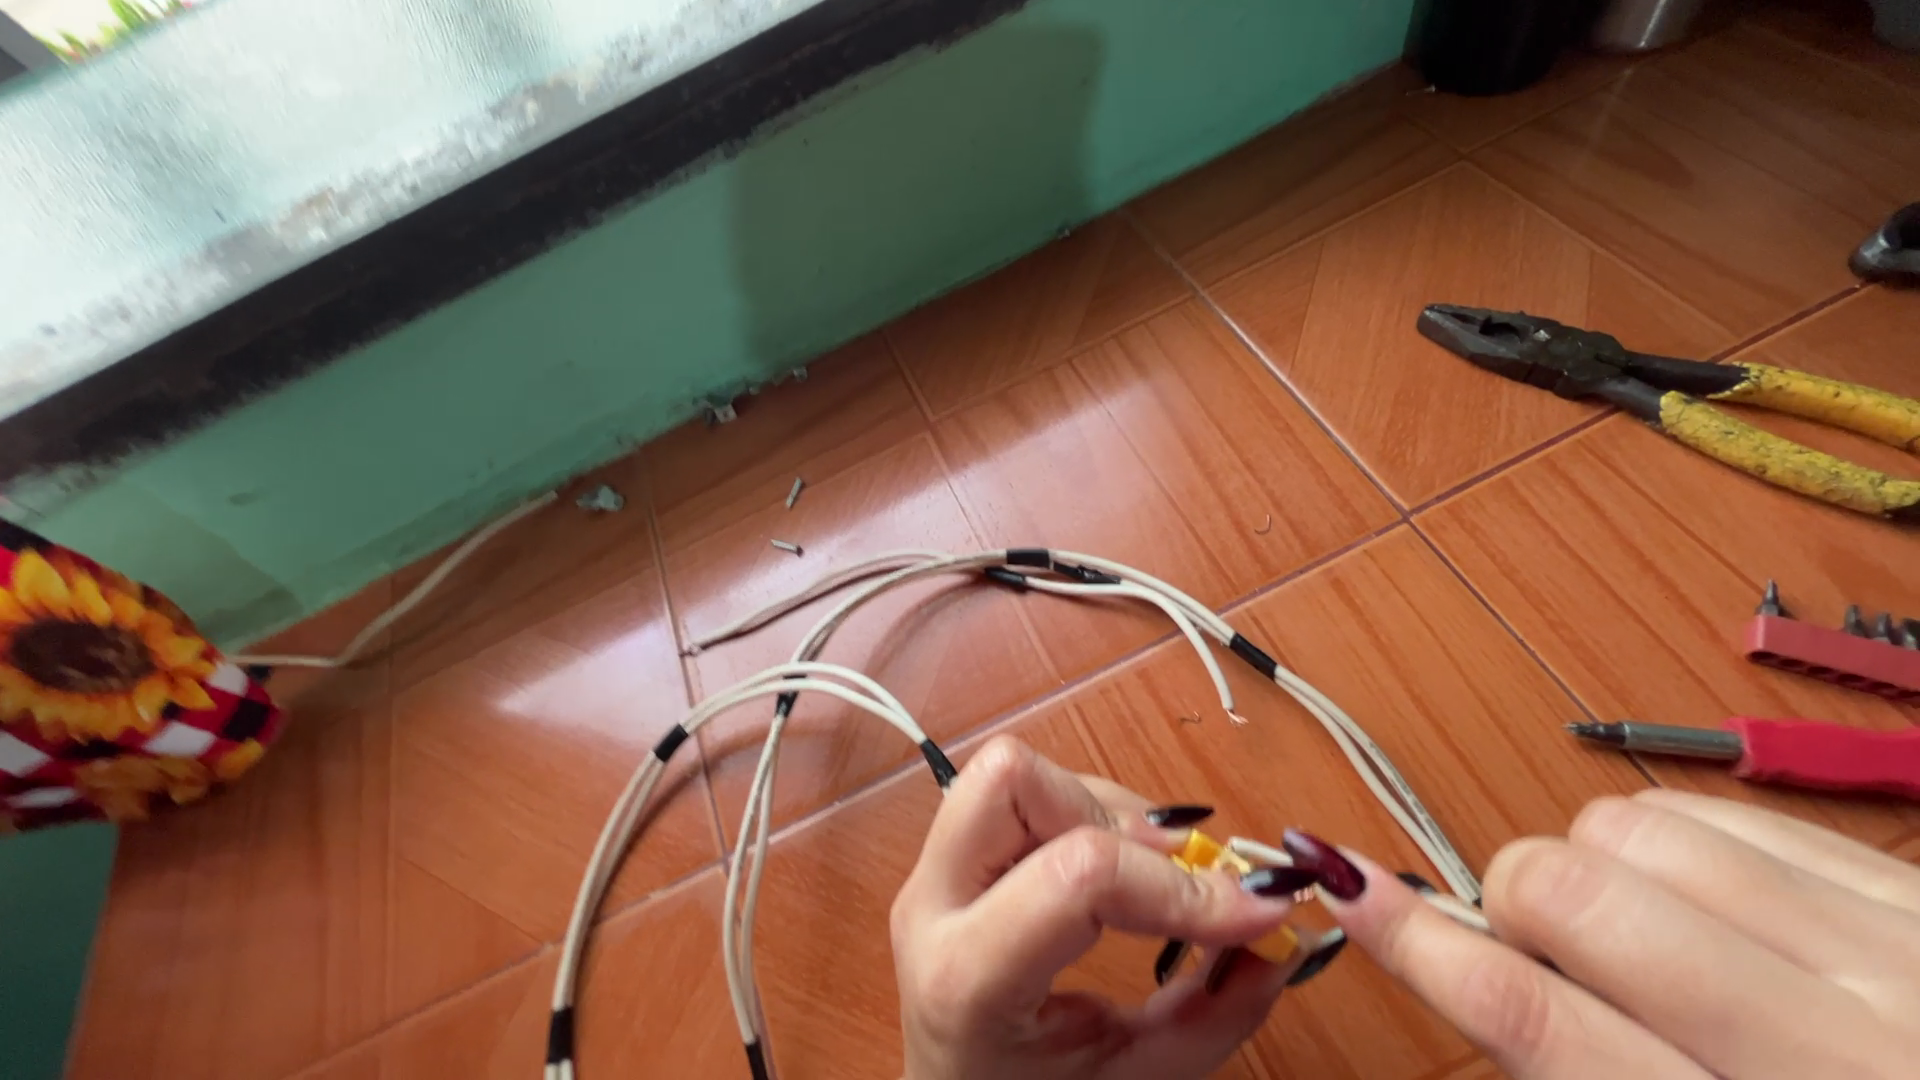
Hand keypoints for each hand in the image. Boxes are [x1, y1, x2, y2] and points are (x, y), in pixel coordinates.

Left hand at [891, 737, 1305, 1079]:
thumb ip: (1213, 1014)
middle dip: (1112, 810)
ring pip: (1013, 772)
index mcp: (966, 978)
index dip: (1177, 882)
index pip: (1075, 877)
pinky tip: (1114, 862)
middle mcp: (932, 900)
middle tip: (1176, 868)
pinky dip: (1083, 809)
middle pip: (1010, 778)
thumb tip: (1282, 938)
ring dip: (1100, 806)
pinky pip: (1018, 790)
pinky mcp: (946, 851)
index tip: (1254, 904)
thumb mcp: (1127, 1078)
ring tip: (1150, 870)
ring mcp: (929, 867)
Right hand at [1326, 789, 1919, 1077]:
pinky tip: (1721, 910)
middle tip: (1557, 953)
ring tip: (1652, 932)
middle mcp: (1846, 1042)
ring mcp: (1901, 952)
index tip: (1344, 882)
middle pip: (1564, 890)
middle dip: (1517, 904)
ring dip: (1597, 870)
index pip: (1531, 1017)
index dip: (1415, 941)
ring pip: (1626, 828)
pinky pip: (1714, 811)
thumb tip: (1452, 951)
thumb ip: (1574, 1060)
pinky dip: (1675, 847)